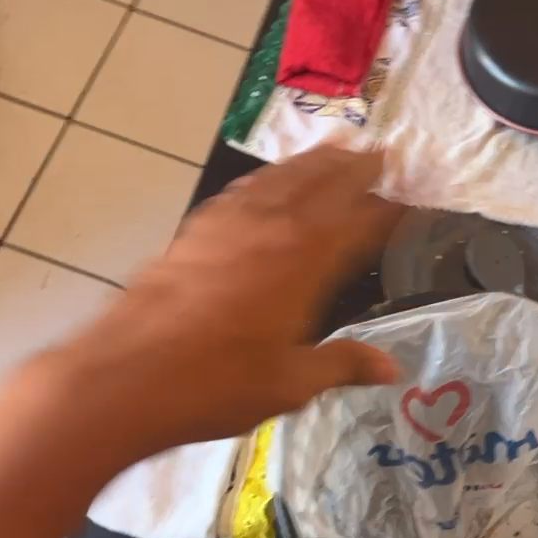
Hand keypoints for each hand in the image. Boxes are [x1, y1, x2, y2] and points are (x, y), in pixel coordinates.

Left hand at [49, 147, 403, 456]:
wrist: (126, 376)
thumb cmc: (217, 385)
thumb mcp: (291, 384)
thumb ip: (343, 365)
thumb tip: (392, 368)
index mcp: (302, 262)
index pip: (358, 225)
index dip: (388, 214)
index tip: (411, 205)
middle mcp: (268, 229)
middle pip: (319, 184)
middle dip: (353, 168)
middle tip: (379, 154)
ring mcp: (225, 226)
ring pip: (277, 179)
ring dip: (309, 164)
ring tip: (332, 152)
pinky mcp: (193, 233)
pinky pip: (239, 194)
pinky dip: (264, 182)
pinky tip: (264, 188)